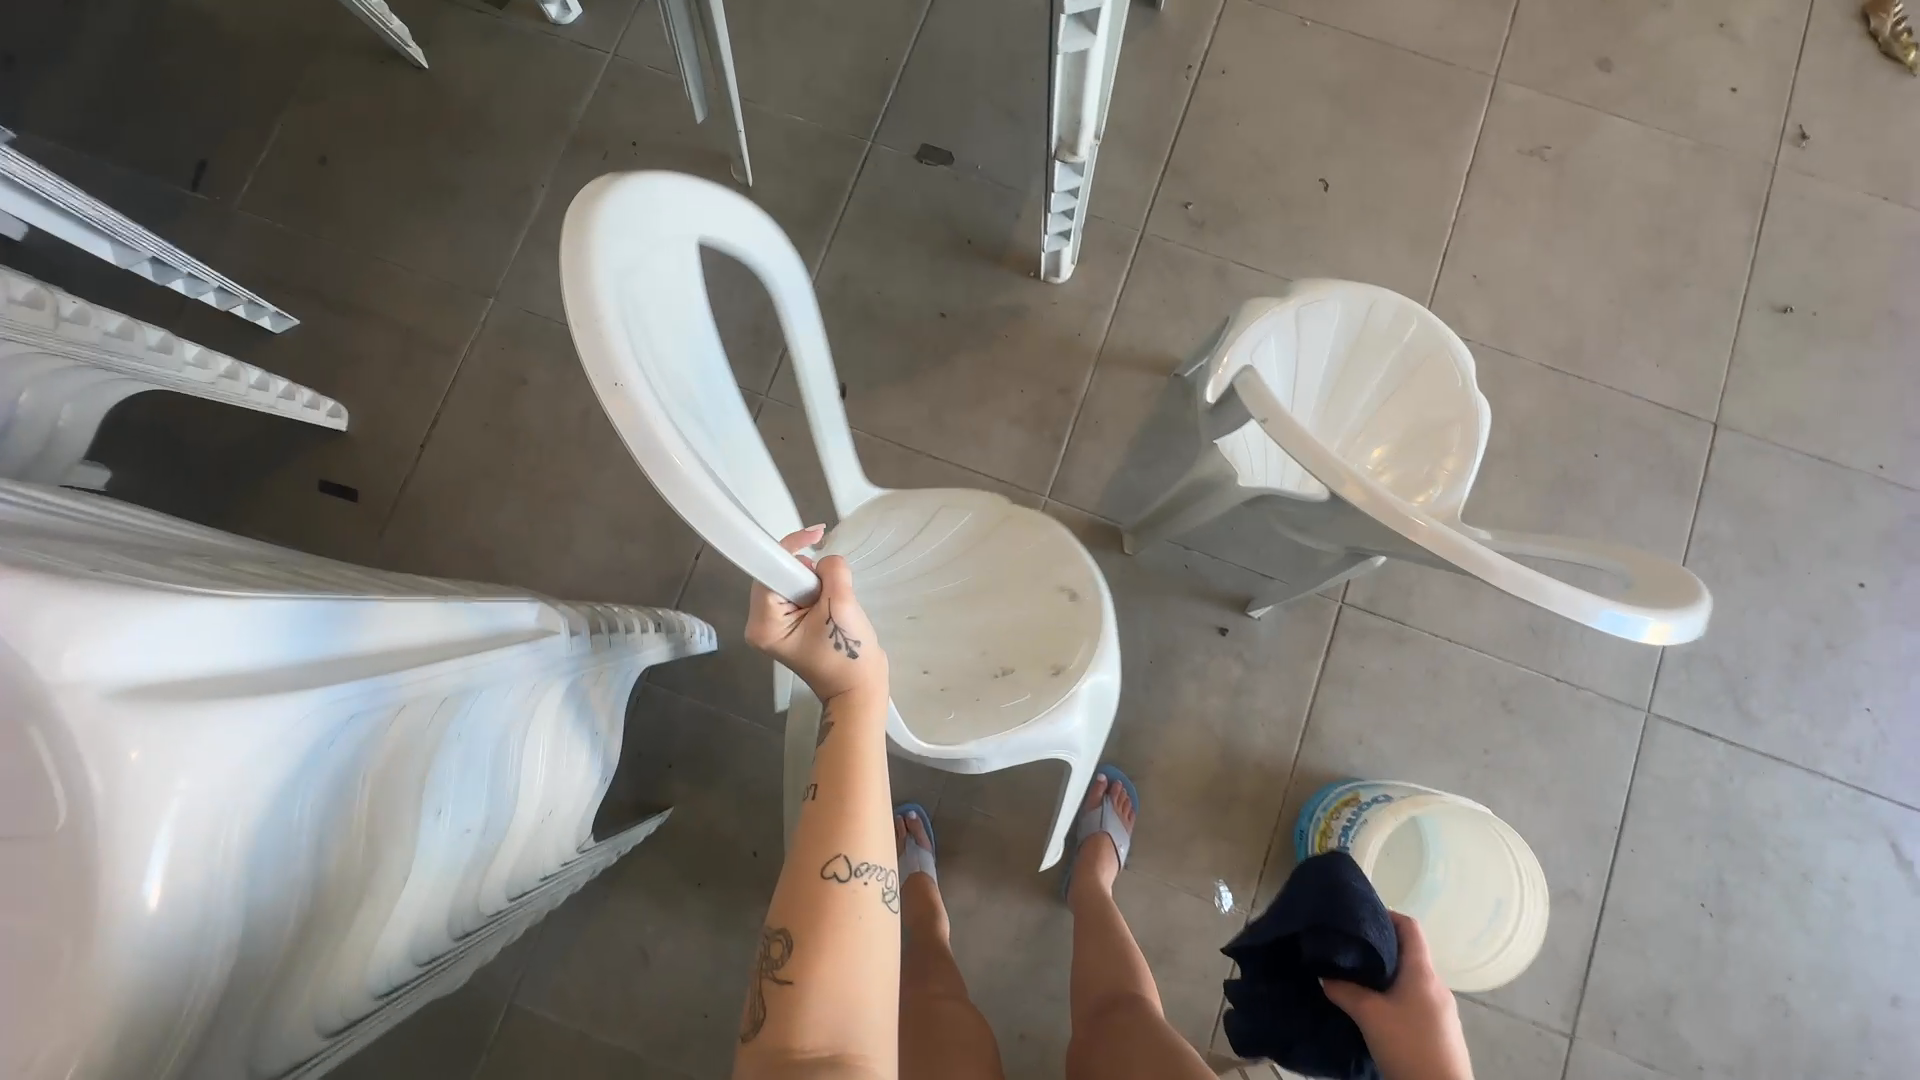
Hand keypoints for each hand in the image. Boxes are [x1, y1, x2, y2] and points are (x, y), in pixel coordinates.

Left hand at [745, 526, 887, 702]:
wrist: (860, 688)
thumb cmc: (848, 655)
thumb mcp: (842, 605)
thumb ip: (832, 571)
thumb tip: (826, 560)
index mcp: (764, 623)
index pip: (769, 570)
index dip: (791, 548)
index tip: (817, 534)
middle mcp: (760, 622)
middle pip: (778, 574)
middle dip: (808, 572)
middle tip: (833, 587)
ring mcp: (773, 625)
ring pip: (791, 581)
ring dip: (817, 583)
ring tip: (836, 604)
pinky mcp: (788, 624)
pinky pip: (799, 593)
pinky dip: (818, 591)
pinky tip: (833, 607)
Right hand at [1322, 913, 1473, 1079]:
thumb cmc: (1408, 1047)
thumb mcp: (1368, 1015)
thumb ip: (1343, 990)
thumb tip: (1325, 975)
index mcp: (1422, 973)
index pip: (1410, 926)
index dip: (1386, 915)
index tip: (1359, 918)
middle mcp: (1436, 986)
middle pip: (1408, 953)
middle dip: (1379, 948)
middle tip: (1348, 950)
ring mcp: (1442, 1011)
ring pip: (1410, 979)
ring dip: (1386, 976)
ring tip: (1356, 981)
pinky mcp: (1441, 1032)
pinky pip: (1416, 1001)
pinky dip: (1395, 996)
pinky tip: (1375, 1012)